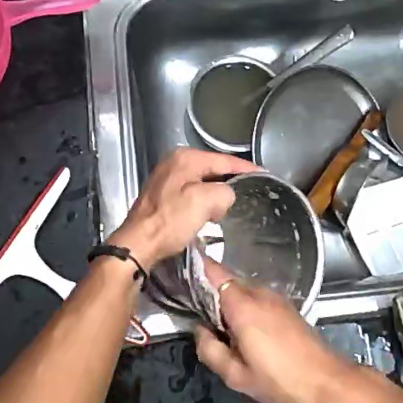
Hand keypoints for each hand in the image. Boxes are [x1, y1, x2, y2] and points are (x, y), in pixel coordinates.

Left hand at [109, 148, 259, 267]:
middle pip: (213, 169)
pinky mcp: (162, 195)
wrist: (138, 244)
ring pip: (203, 182)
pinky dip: (202, 203)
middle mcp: (174, 162)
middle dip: (230, 182)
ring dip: (215, 195)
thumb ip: (225, 192)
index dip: (245, 168)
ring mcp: (167, 178)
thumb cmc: (170, 221)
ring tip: (228, 209)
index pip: (224, 159)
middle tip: (250, 194)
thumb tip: (226, 197)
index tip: (264, 174)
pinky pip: (192, 193)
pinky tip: (208, 216)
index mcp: (185, 158)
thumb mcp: (205, 202)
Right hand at [193, 257, 357, 402]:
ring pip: (242, 290)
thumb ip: (210, 350)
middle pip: (226, 281)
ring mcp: (274, 297)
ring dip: (229, 302)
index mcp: (242, 305)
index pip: (214, 272)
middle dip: (211, 293)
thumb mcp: (237, 376)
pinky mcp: (285, 305)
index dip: (196, 267)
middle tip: (200, 316)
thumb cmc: (280, 380)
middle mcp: (258, 293)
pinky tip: (246, 332)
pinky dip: (245, 307)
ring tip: (223, 329)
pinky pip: (256, 298)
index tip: (181, 273)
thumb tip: (200, 331)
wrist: (326, 381)